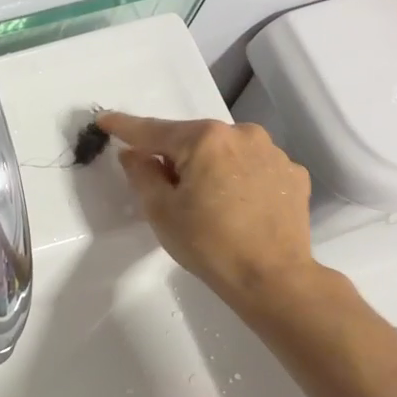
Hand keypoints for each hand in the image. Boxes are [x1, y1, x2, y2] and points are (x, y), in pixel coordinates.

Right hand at [96, 112, 319, 306]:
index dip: (125, 127)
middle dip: (175, 155)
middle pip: (194, 139)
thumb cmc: (207, 243)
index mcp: (205, 140)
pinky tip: (236, 206)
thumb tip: (133, 153)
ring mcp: (273, 152)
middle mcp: (242, 134)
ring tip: (206, 200)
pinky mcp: (292, 174)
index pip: (155, 130)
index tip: (104, 120)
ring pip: (226, 152)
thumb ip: (141, 174)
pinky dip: (238, 179)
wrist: (271, 277)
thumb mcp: (160, 211)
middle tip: (164, 186)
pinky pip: (253, 167)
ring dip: (210, 166)